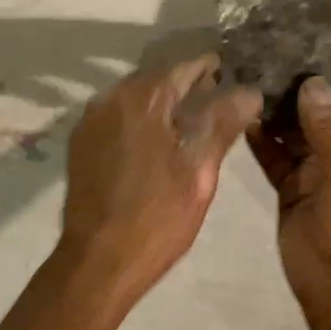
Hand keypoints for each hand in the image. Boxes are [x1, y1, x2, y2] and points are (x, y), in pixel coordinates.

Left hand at [60, 55, 261, 294]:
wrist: (98, 261)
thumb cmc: (157, 217)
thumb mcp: (200, 171)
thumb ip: (222, 123)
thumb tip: (249, 90)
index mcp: (140, 98)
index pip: (183, 68)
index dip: (209, 69)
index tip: (231, 72)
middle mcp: (109, 98)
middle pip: (156, 81)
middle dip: (186, 87)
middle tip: (217, 99)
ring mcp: (90, 121)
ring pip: (135, 99)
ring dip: (162, 104)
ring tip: (191, 122)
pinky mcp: (80, 143)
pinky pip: (117, 118)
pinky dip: (139, 121)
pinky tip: (157, 142)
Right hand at [247, 77, 330, 310]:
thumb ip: (330, 126)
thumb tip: (313, 84)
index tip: (299, 50)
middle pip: (320, 112)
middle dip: (296, 91)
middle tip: (261, 59)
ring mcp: (319, 172)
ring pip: (294, 133)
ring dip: (275, 112)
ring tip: (247, 81)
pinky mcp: (292, 190)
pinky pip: (275, 158)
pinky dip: (260, 140)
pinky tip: (242, 118)